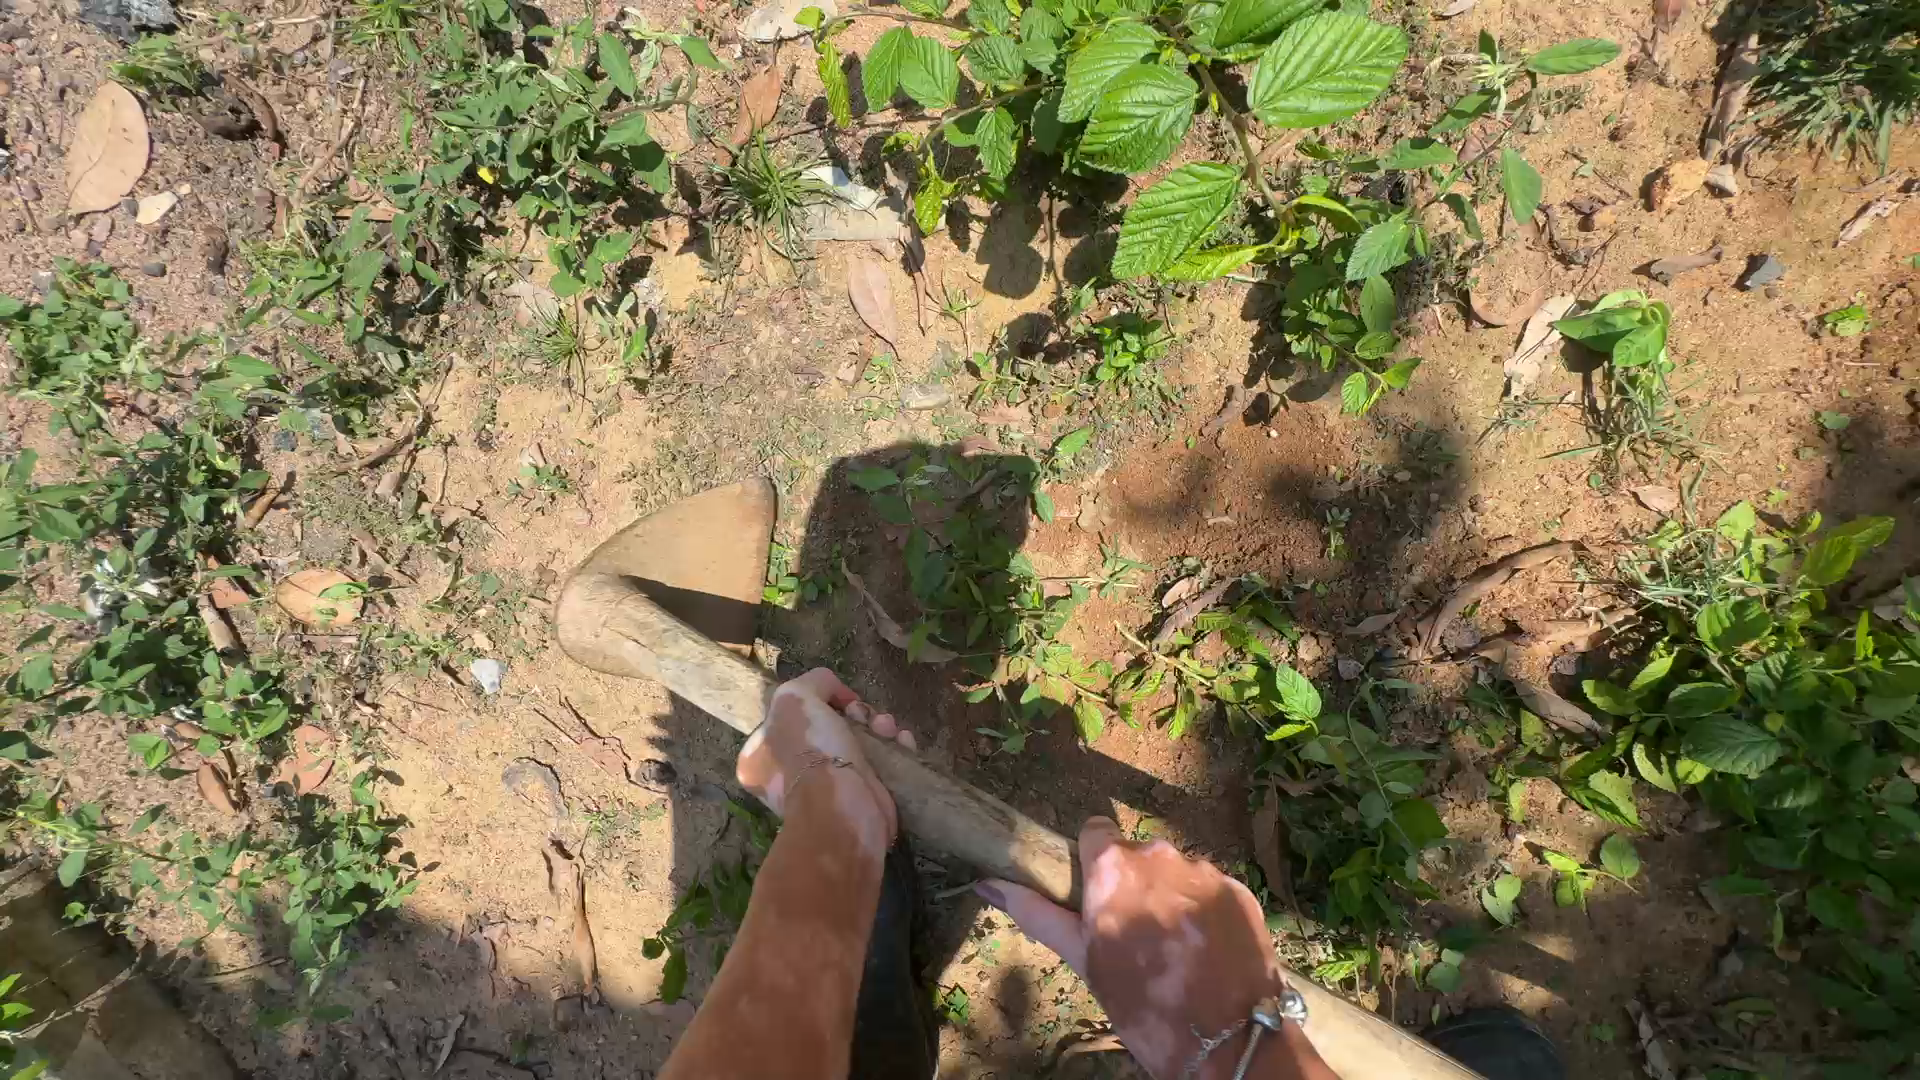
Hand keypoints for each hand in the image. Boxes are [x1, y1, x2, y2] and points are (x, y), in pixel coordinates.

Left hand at [736, 668, 916, 855]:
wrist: (844, 810)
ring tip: (886, 728)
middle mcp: (793, 773)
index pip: (792, 716)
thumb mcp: (794, 698)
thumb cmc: (811, 752)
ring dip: (879, 725)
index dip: (817, 701)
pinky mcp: (865, 795)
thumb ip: (812, 682)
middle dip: (856, 713)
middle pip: (832, 725)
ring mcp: (831, 786)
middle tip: (863, 715)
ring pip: (860, 740)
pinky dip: (895, 746)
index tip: (836, 701)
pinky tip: (901, 740)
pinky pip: (883, 760)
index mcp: (763, 756)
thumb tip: (839, 694)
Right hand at [977, 818, 1293, 1079]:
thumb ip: (1037, 913)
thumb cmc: (1142, 1005)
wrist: (1231, 1046)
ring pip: (1175, 869)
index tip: (1097, 895)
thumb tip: (986, 881)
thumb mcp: (1084, 960)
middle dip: (1133, 882)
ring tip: (1175, 946)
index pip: (1095, 831)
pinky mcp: (1239, 888)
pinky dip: (1204, 909)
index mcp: (1113, 866)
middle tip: (1135, 933)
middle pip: (1136, 853)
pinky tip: (1207, 948)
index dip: (1093, 860)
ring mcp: (1203, 870)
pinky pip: (1210, 887)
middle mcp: (1158, 853)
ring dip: (1170, 894)